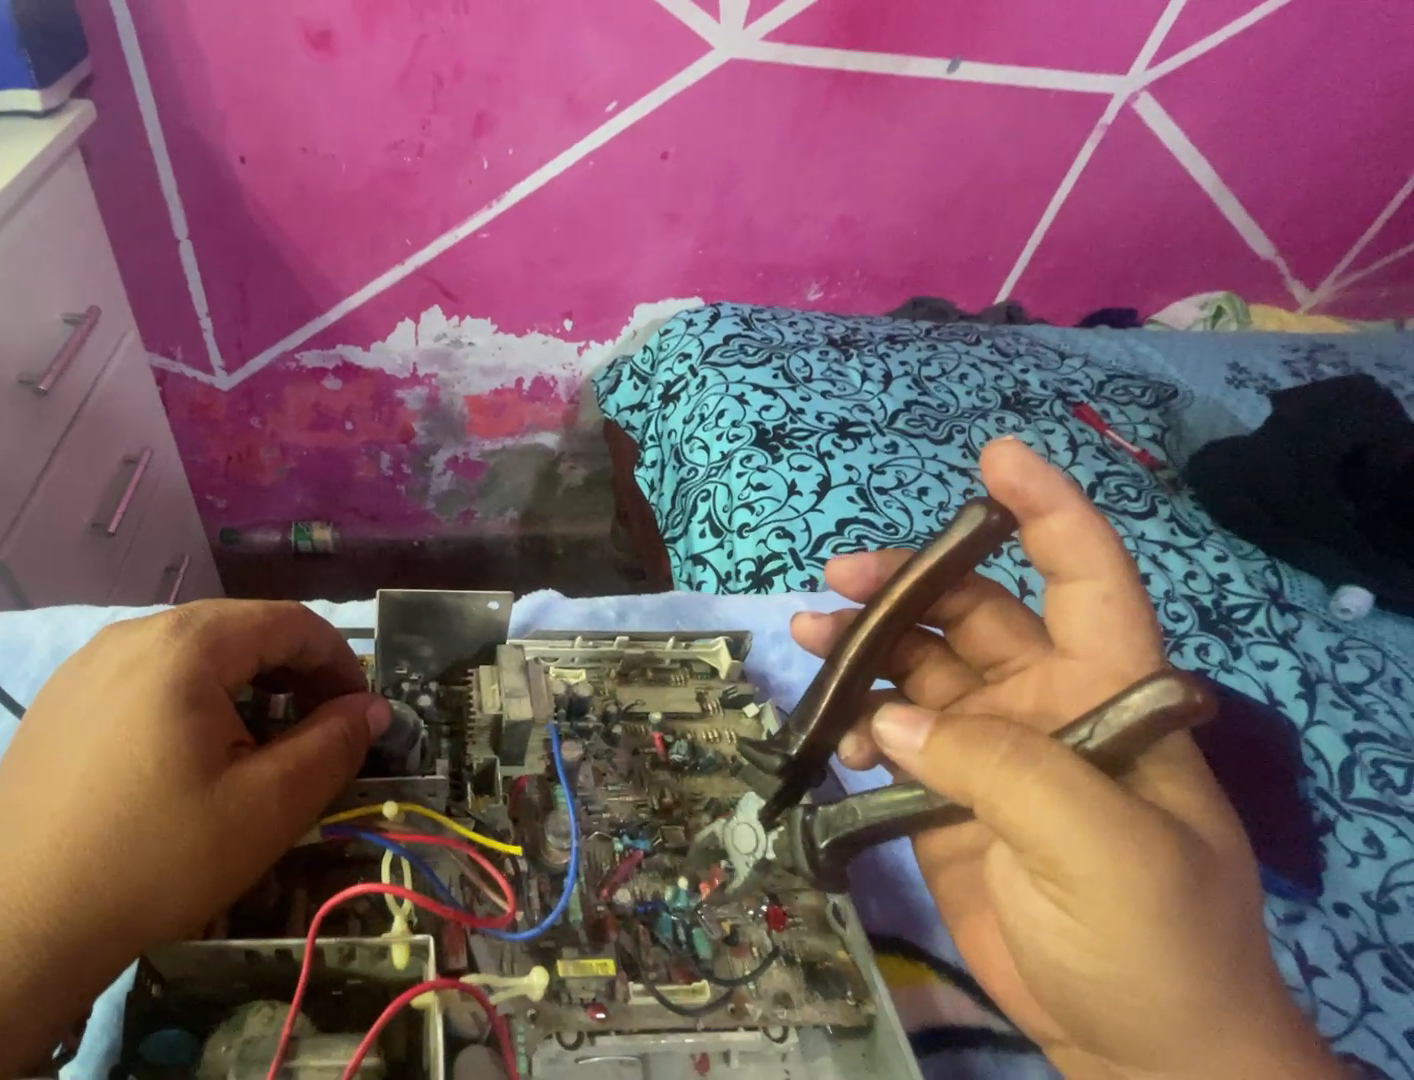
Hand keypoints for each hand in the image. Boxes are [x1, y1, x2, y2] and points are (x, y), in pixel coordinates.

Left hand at [0, 601, 389, 1078]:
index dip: (338, 662)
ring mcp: (87, 663)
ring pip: (192, 652)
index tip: (358, 713)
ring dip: (242, 685)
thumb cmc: (155, 857)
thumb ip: (333, 744)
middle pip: (239, 630)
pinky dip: (191, 697)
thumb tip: (372, 708)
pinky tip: (187, 755)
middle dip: (291, 673)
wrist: (12, 926)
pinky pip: (147, 675)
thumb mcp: (267, 806)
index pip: (289, 622)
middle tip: (314, 731)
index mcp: (186, 644)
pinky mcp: (61, 699)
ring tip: (256, 745)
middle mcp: (133, 632)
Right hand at [790, 438, 1336, 1079]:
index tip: (995, 459)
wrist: (1130, 1042)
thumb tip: (884, 719)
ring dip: (860, 648)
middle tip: (838, 580)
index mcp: (1105, 696)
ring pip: (910, 670)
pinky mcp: (934, 790)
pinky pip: (880, 733)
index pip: (1086, 584)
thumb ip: (995, 767)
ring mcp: (981, 747)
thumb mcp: (1101, 845)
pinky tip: (829, 737)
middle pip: (966, 616)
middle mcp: (1039, 705)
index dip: (1048, 515)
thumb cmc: (1154, 939)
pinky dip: (849, 725)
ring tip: (810, 636)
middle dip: (905, 587)